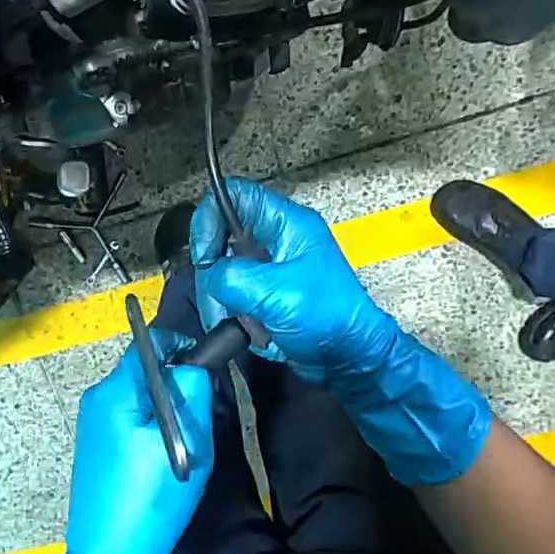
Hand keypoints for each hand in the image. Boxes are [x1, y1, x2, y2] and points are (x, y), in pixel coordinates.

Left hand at [37, 326, 213, 553]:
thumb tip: (191, 366)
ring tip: (191, 445)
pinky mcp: (97, 449)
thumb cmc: (148, 498)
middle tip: (209, 415)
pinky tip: (168, 461)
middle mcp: (97, 400)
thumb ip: (191, 393)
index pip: (149, 343)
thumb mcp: (185, 443)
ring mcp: (93, 426)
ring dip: (170, 410)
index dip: (182, 346)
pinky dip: (153, 429)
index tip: (210, 369)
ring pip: (141, 399)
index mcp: (114, 391)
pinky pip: (130, 422)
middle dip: (180, 384)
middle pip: (146, 372)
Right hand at [190, 178, 491, 486]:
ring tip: (240, 320)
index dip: (210, 220)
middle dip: (213, 271)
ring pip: (221, 268)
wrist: (348, 357)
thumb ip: (232, 278)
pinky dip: (231, 311)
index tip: (205, 255)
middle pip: (220, 236)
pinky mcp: (263, 290)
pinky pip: (230, 292)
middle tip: (218, 296)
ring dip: (221, 298)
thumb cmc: (332, 321)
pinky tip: (247, 326)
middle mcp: (275, 239)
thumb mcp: (276, 294)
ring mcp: (268, 265)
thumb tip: (209, 275)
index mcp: (287, 225)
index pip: (233, 196)